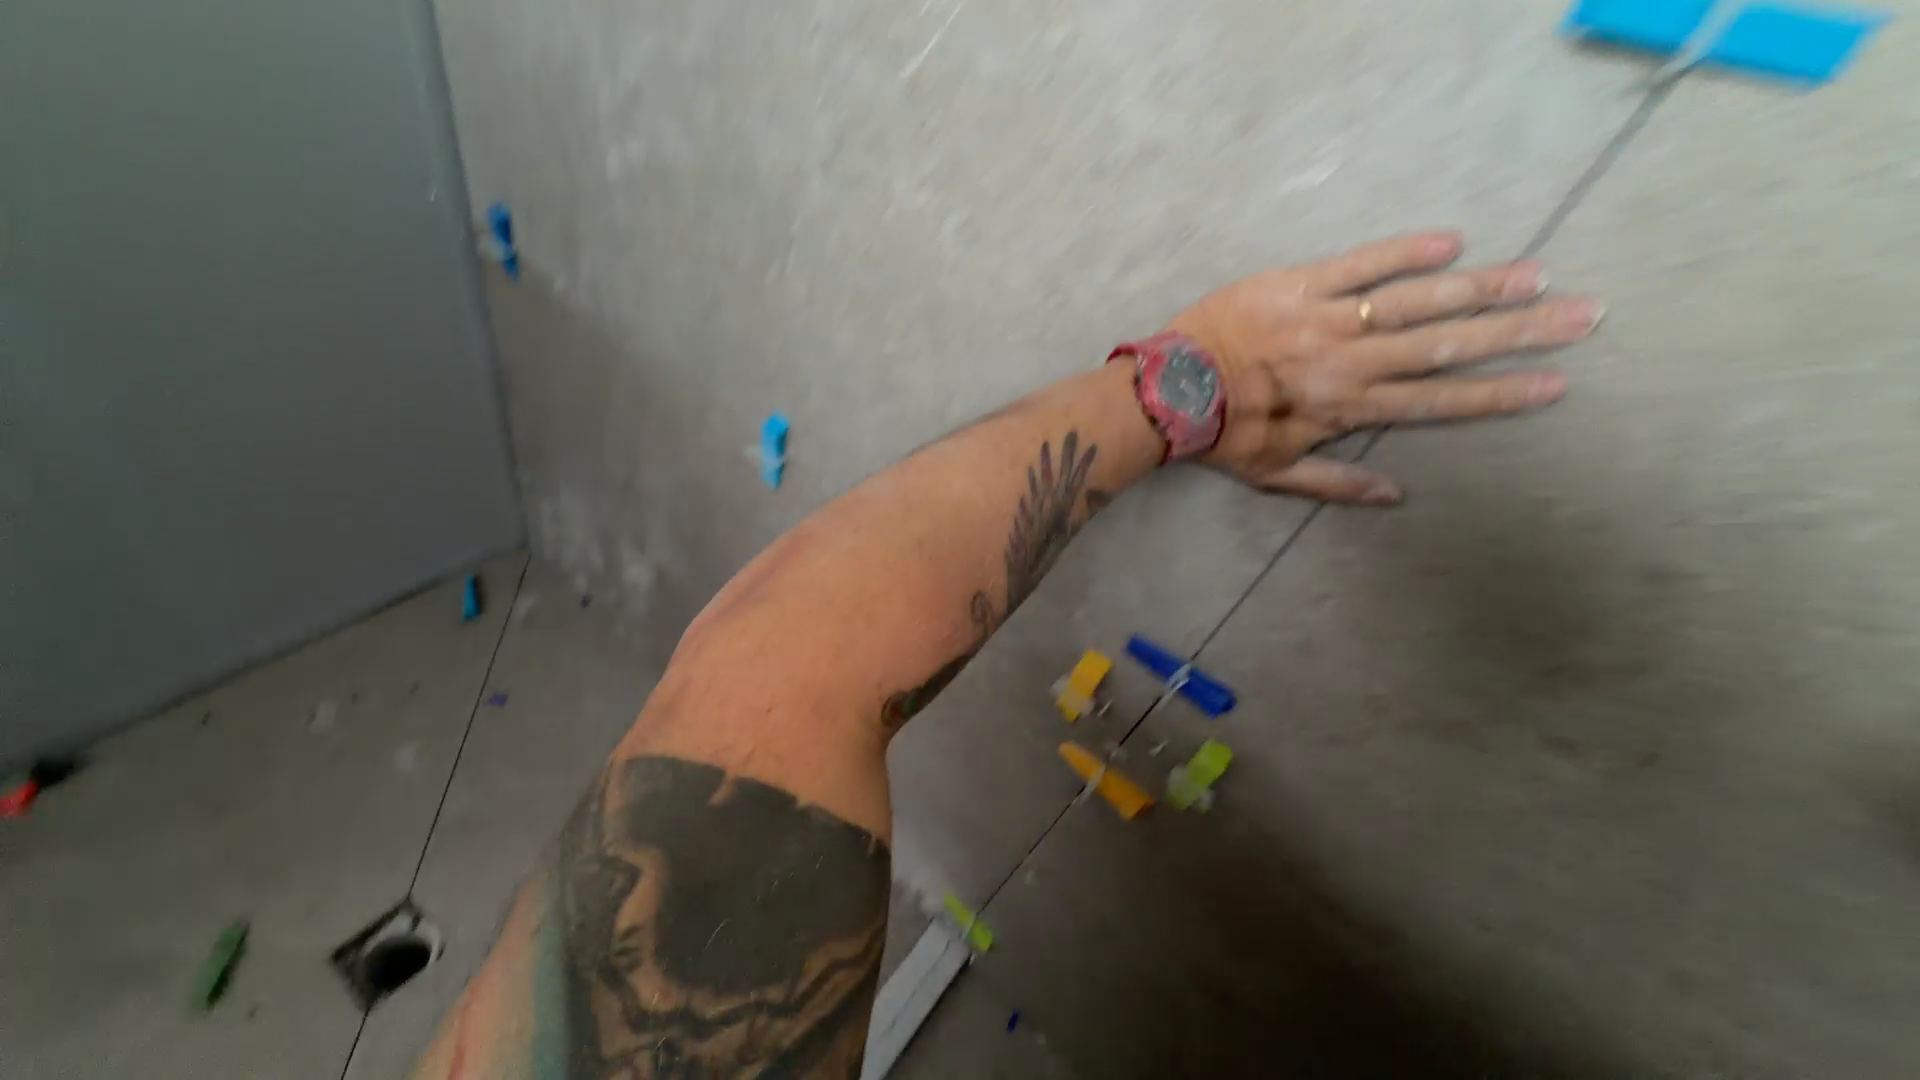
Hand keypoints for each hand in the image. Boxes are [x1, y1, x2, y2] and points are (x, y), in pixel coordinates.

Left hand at [1169, 230, 1603, 504]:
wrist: (1169, 393)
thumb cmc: (1222, 438)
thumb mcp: (1276, 475)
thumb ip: (1337, 484)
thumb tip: (1397, 497)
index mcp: (1349, 408)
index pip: (1439, 401)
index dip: (1500, 394)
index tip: (1556, 384)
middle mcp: (1352, 361)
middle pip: (1446, 345)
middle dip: (1518, 333)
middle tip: (1583, 314)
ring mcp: (1328, 319)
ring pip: (1416, 301)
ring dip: (1480, 287)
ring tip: (1537, 274)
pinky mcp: (1299, 285)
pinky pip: (1359, 264)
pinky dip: (1403, 253)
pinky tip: (1450, 242)